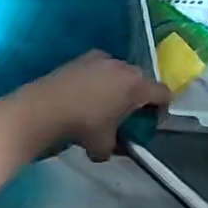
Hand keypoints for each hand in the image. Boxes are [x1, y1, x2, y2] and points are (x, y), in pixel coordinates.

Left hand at [14, 50, 171, 161]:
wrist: (45, 107)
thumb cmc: (83, 126)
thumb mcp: (104, 146)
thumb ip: (114, 147)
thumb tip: (107, 150)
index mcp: (137, 86)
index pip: (163, 94)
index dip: (162, 109)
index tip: (151, 122)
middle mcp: (122, 66)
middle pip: (141, 80)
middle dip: (138, 96)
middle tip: (127, 114)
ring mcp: (100, 58)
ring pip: (118, 72)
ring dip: (117, 85)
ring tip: (103, 104)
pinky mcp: (80, 57)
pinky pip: (98, 68)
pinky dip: (97, 79)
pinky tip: (85, 95)